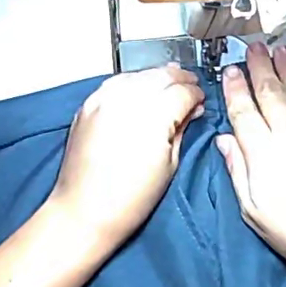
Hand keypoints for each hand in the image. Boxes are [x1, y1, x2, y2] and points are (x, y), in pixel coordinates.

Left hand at [46, 64, 205, 248]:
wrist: (85, 212)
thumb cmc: (126, 201)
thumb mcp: (169, 166)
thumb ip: (181, 129)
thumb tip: (191, 110)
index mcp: (151, 118)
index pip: (182, 92)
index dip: (196, 94)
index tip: (201, 100)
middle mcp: (126, 102)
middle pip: (161, 76)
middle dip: (180, 80)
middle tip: (191, 87)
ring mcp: (103, 101)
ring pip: (139, 74)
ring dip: (157, 77)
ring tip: (168, 85)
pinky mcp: (88, 106)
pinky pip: (116, 83)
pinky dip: (133, 82)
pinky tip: (142, 89)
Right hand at [216, 43, 285, 277]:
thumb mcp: (253, 209)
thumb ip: (238, 170)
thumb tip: (225, 143)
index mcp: (263, 153)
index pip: (244, 112)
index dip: (235, 89)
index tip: (230, 71)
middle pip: (271, 94)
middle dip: (260, 68)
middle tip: (254, 48)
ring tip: (282, 51)